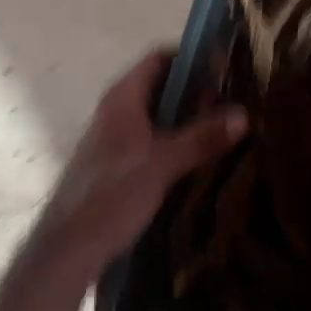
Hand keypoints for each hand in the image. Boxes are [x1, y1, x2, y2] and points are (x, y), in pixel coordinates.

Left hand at [38, 49, 248, 267]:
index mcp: (122, 98)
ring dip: (187, 118)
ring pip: (157, 115)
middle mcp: (115, 110)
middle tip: (232, 100)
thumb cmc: (112, 196)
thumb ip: (203, 137)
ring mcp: (112, 138)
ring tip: (223, 126)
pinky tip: (198, 156)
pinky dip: (175, 139)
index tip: (224, 68)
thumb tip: (245, 114)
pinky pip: (151, 138)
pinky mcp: (114, 165)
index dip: (191, 57)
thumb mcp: (164, 164)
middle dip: (196, 90)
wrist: (66, 253)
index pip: (160, 58)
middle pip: (161, 86)